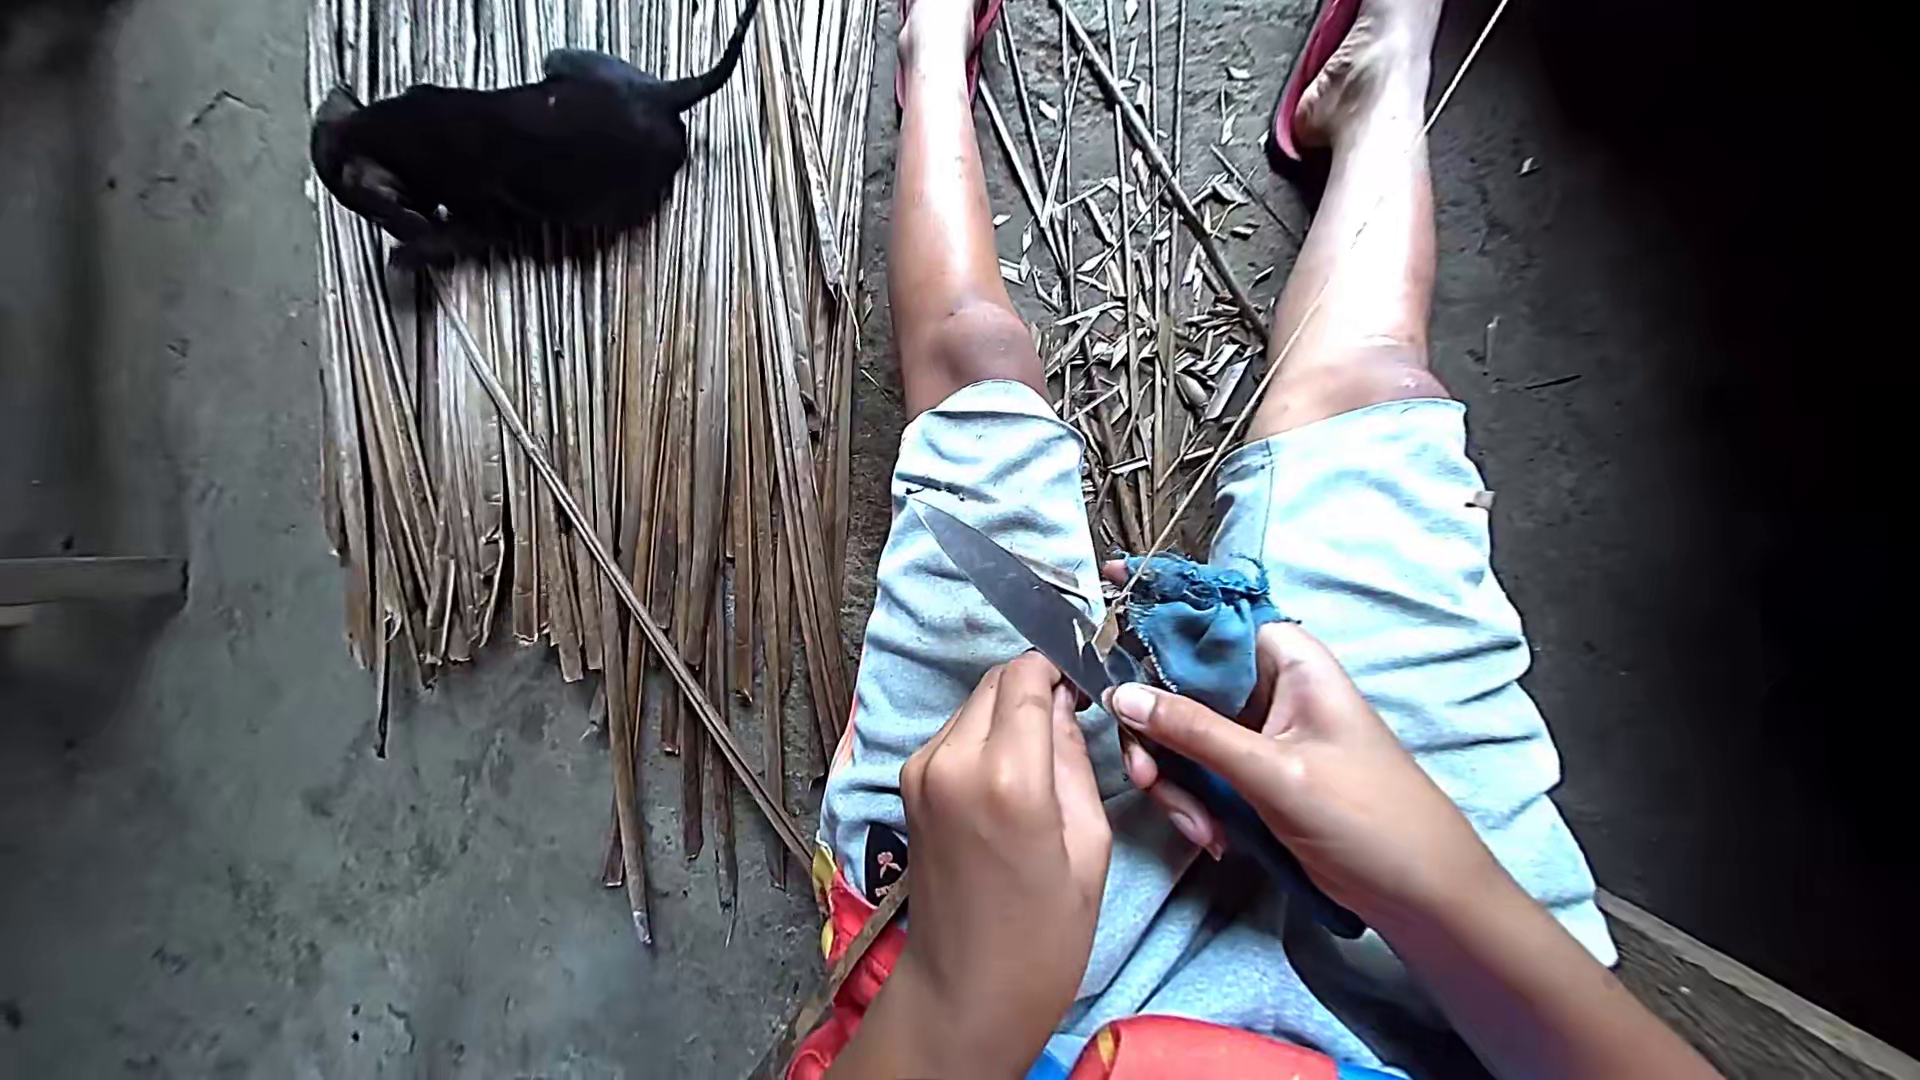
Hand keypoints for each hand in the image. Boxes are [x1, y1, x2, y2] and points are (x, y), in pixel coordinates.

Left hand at [870, 652, 1112, 1077]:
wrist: (962, 990)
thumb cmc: (1044, 934)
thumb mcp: (1088, 845)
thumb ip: (1073, 756)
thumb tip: (1063, 700)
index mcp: (1007, 777)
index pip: (1025, 678)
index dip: (1055, 665)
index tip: (1080, 678)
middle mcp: (953, 758)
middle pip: (996, 680)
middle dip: (1034, 683)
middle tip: (1067, 708)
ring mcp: (921, 766)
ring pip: (974, 700)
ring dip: (1008, 706)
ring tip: (1039, 744)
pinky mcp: (907, 777)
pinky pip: (955, 728)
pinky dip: (984, 729)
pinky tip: (1005, 765)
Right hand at [1105, 621, 1503, 931]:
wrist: (1425, 904)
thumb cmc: (1370, 820)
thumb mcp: (1274, 772)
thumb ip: (1192, 730)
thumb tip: (1118, 695)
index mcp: (1283, 656)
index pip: (1206, 613)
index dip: (1154, 601)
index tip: (1104, 585)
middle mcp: (1260, 680)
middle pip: (1174, 677)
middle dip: (1153, 730)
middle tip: (1145, 776)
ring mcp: (1248, 724)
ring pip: (1174, 725)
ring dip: (1172, 776)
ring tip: (1197, 826)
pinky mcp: (1241, 763)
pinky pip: (1190, 763)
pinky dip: (1188, 797)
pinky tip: (1210, 835)